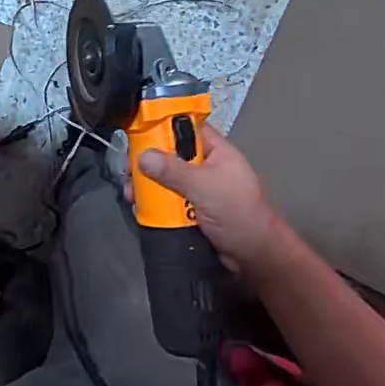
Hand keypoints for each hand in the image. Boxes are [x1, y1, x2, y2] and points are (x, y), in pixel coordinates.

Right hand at [138, 123, 285, 274]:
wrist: (255, 259)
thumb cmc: (239, 215)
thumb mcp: (206, 188)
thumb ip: (174, 171)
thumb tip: (143, 156)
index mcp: (215, 151)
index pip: (186, 127)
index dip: (162, 126)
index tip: (136, 133)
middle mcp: (203, 166)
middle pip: (168, 154)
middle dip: (146, 162)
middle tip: (129, 171)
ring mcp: (194, 188)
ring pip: (162, 178)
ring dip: (145, 185)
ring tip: (130, 194)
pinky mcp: (187, 209)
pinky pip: (163, 199)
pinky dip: (150, 203)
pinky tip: (138, 207)